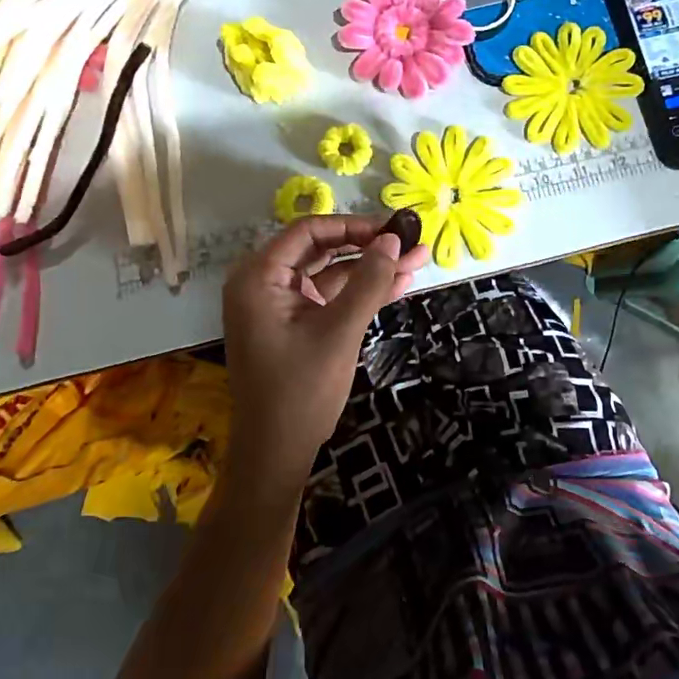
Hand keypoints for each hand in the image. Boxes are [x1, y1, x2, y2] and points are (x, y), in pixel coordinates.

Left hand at [220, 214, 429, 482]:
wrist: (277, 453)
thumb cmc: (301, 390)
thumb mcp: (339, 331)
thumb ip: (368, 282)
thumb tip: (393, 240)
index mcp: (259, 278)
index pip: (308, 232)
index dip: (353, 226)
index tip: (393, 230)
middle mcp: (265, 284)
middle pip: (322, 250)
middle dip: (369, 247)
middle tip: (412, 243)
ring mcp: (281, 305)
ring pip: (332, 274)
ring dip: (372, 270)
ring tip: (418, 261)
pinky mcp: (297, 325)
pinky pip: (331, 298)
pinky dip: (361, 293)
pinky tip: (399, 285)